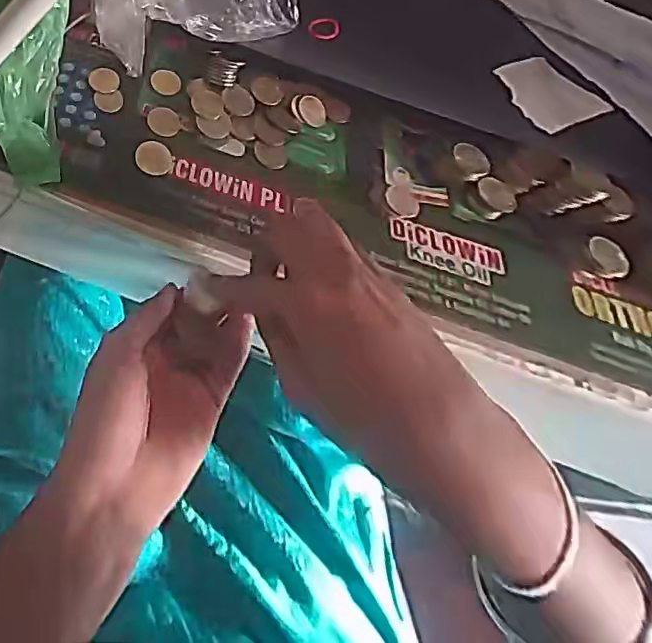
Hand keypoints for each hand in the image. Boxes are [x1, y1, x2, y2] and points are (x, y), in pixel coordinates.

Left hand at [52, 286, 252, 536]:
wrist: (116, 485)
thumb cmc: (106, 413)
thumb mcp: (118, 355)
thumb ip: (146, 320)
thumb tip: (174, 290)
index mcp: (135, 345)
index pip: (165, 311)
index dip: (183, 292)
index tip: (204, 268)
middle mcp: (163, 359)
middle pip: (192, 323)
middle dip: (208, 302)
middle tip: (231, 275)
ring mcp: (189, 381)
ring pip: (212, 342)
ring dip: (227, 318)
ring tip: (247, 289)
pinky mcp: (212, 403)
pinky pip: (227, 368)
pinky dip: (238, 344)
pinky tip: (248, 320)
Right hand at [220, 199, 478, 469]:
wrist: (448, 429)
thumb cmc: (367, 423)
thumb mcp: (303, 389)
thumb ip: (277, 339)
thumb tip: (264, 312)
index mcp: (305, 303)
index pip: (247, 284)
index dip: (219, 288)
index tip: (203, 290)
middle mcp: (332, 272)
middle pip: (284, 226)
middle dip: (263, 247)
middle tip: (261, 279)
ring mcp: (363, 270)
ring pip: (317, 222)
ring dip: (295, 238)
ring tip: (292, 275)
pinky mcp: (387, 279)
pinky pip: (343, 248)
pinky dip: (323, 255)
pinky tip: (327, 291)